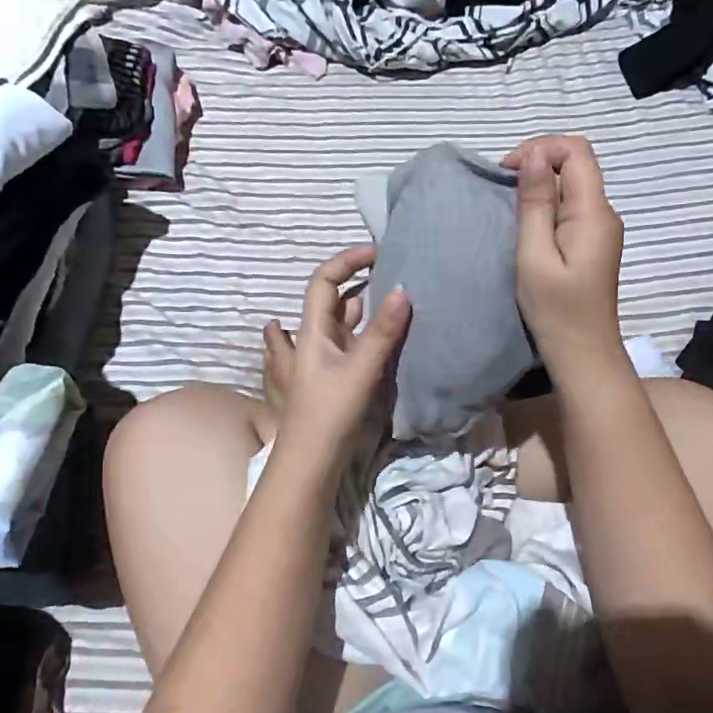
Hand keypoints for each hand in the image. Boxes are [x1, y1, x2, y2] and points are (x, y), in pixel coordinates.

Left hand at [264, 246, 410, 455]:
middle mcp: (313, 339)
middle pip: (334, 301)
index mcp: (313, 331)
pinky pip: (349, 345)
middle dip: (360, 285)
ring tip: (392, 301)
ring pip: (342, 324)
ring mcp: (322, 359)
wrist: (310, 459)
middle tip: (395, 279)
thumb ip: (383, 332)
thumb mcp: (360, 369)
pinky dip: (365, 335)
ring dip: (363, 310)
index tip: (376, 253)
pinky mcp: (332, 377)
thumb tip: (403, 290)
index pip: (323, 281)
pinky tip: (384, 338)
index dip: (346, 260)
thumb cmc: (329, 411)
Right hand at [504, 135, 624, 374]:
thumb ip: (536, 204)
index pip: (576, 151)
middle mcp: (604, 213)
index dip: (541, 148)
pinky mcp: (592, 243)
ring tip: (511, 207)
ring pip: (573, 184)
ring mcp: (601, 229)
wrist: (583, 352)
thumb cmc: (555, 309)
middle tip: (504, 187)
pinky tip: (527, 226)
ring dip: (541, 185)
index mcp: (593, 212)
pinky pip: (571, 207)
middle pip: (577, 163)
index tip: (507, 172)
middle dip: (538, 163)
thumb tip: (533, 157)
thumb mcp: (534, 256)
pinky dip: (547, 204)